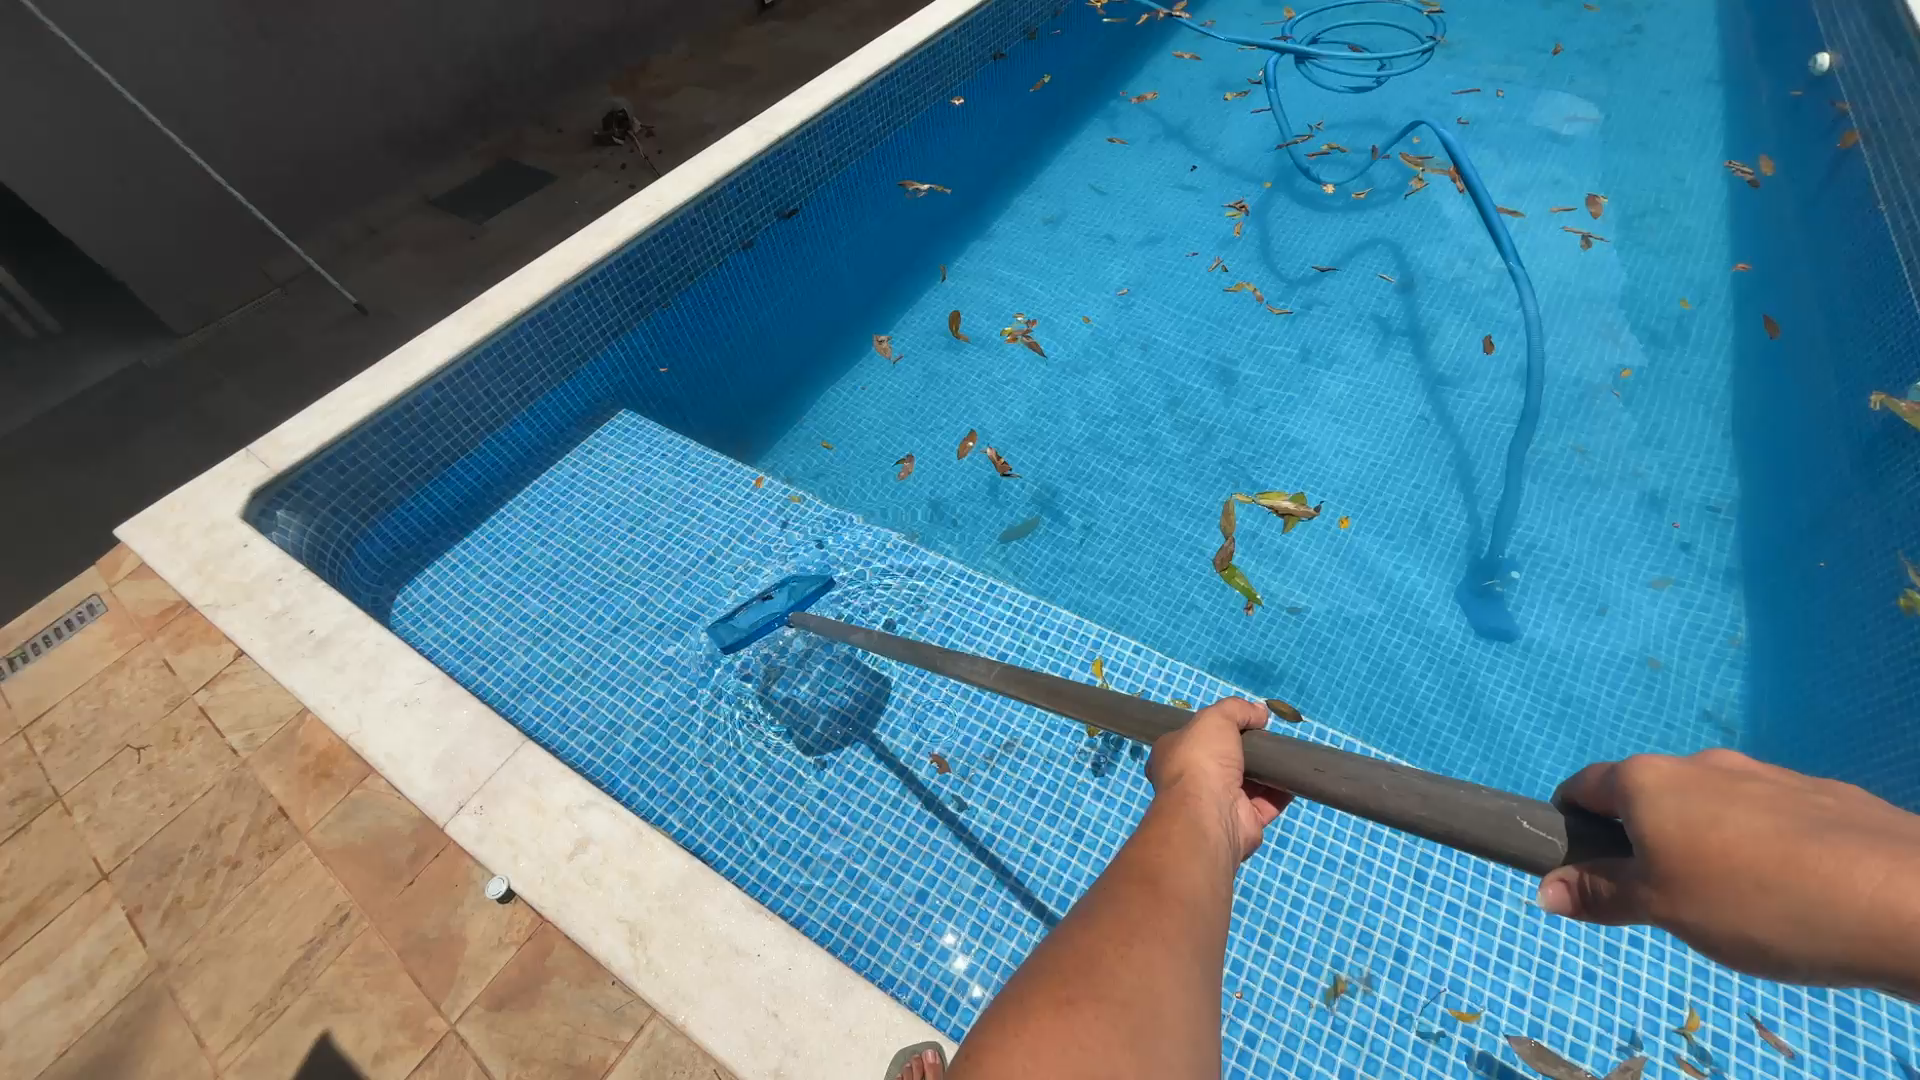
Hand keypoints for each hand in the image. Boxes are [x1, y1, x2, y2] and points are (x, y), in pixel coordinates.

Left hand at [1146, 697, 1291, 861]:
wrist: (1210, 810)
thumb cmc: (1201, 757)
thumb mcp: (1215, 718)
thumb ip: (1236, 709)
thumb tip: (1260, 711)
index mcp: (1172, 754)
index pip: (1192, 737)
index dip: (1213, 728)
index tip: (1238, 721)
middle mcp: (1190, 779)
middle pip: (1221, 760)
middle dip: (1242, 750)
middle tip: (1264, 738)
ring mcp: (1216, 803)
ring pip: (1246, 782)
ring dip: (1264, 770)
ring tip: (1281, 753)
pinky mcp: (1243, 821)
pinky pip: (1266, 802)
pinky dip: (1280, 791)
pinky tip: (1292, 776)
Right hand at [1542, 748, 1919, 995]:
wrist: (1917, 904)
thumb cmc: (1758, 901)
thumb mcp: (1662, 909)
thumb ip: (1598, 894)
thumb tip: (1543, 892)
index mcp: (1644, 780)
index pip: (1580, 788)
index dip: (1573, 824)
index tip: (1588, 865)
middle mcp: (1696, 765)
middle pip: (1650, 797)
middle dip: (1647, 838)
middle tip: (1668, 893)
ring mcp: (1768, 776)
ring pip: (1717, 807)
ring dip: (1712, 842)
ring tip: (1746, 901)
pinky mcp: (1832, 797)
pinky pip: (1779, 819)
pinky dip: (1774, 847)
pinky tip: (1804, 893)